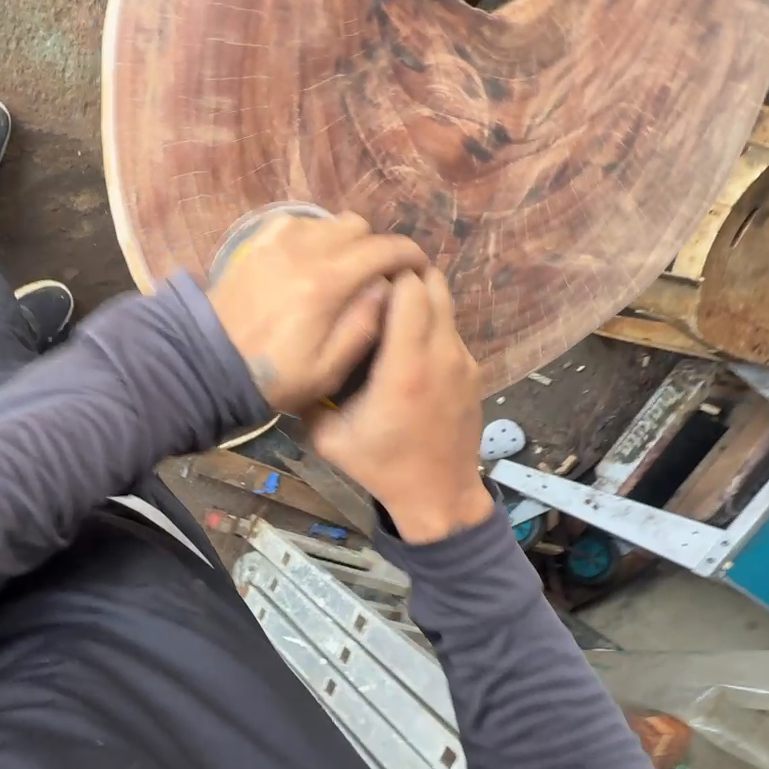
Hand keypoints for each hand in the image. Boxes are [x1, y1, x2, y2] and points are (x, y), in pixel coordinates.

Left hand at [207, 212, 427, 412]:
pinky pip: (296, 223)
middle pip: (358, 227)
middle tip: (375, 275)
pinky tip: (308, 261)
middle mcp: (304, 251)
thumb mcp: (326, 370)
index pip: (384, 248)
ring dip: (343, 240)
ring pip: (328, 222)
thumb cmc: (272, 377)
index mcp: (327, 284)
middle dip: (375, 247)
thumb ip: (363, 326)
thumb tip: (386, 288)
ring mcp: (276, 242)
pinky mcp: (255, 243)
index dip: (408, 254)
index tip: (416, 267)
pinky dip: (312, 235)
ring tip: (342, 269)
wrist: (207, 365)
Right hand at [306, 268, 494, 542]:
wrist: (439, 495)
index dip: (387, 274)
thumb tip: (296, 364)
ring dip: (419, 294)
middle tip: (371, 280)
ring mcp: (463, 361)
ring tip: (386, 303)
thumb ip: (312, 397)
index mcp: (405, 368)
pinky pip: (449, 327)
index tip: (360, 277)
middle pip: (433, 285)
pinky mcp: (472, 370)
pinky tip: (404, 338)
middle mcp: (441, 355)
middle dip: (404, 273)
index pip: (409, 291)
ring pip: (446, 302)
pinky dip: (429, 319)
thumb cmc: (381, 467)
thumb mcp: (330, 439)